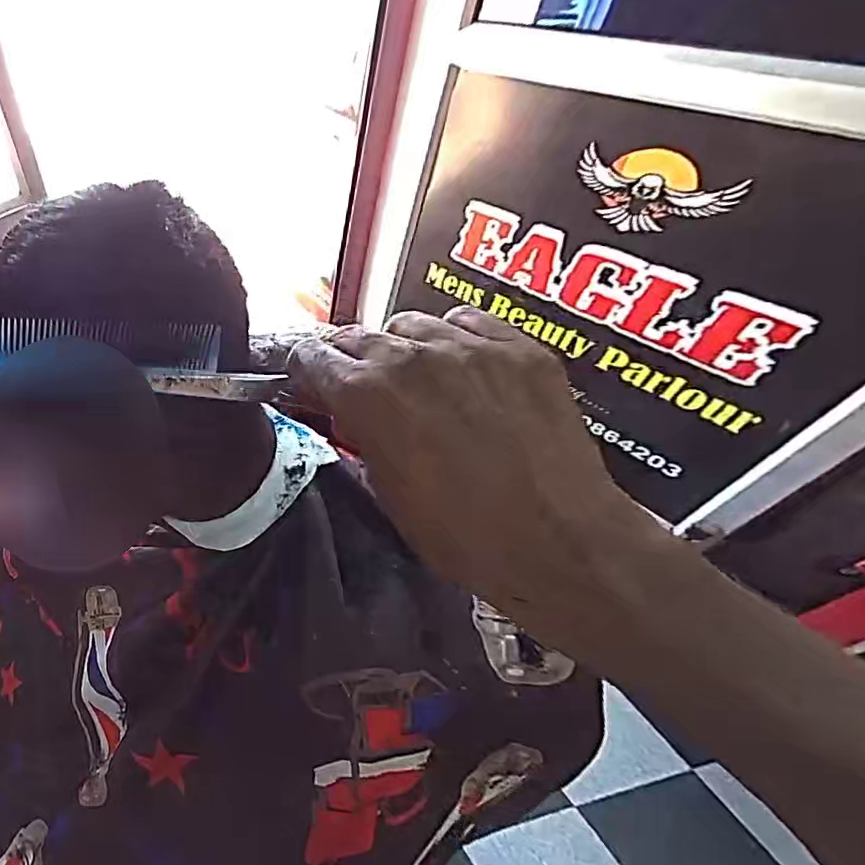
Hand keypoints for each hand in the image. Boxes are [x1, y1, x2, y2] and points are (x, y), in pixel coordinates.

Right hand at [289, 306, 666, 637]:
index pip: (310, 356)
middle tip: (360, 390)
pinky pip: (467, 321)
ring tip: (415, 378)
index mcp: (364, 393)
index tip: (313, 388)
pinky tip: (461, 367)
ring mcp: (469, 347)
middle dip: (347, 361)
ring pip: (409, 324)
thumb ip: (356, 434)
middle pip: (355, 335)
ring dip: (399, 347)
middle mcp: (409, 356)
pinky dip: (453, 338)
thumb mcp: (380, 484)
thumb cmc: (455, 531)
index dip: (306, 373)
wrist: (558, 542)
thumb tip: (347, 413)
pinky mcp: (520, 348)